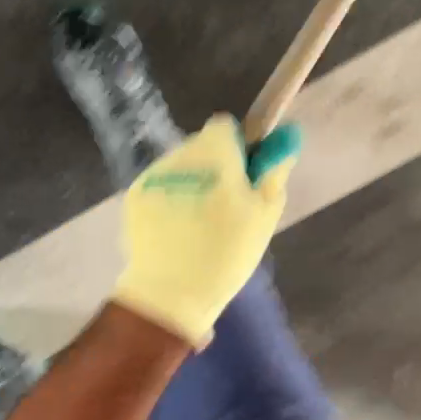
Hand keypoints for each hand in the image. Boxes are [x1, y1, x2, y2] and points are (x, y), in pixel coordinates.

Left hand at [112, 116, 299, 345]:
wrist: (171, 292)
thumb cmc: (227, 252)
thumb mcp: (265, 212)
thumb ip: (274, 168)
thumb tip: (286, 135)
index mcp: (213, 152)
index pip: (226, 127)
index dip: (239, 149)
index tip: (244, 179)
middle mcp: (178, 154)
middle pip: (202, 145)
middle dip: (215, 165)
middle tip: (226, 206)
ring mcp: (152, 174)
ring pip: (180, 165)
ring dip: (193, 180)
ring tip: (199, 222)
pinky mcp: (134, 196)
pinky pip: (161, 185)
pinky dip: (171, 197)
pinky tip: (177, 229)